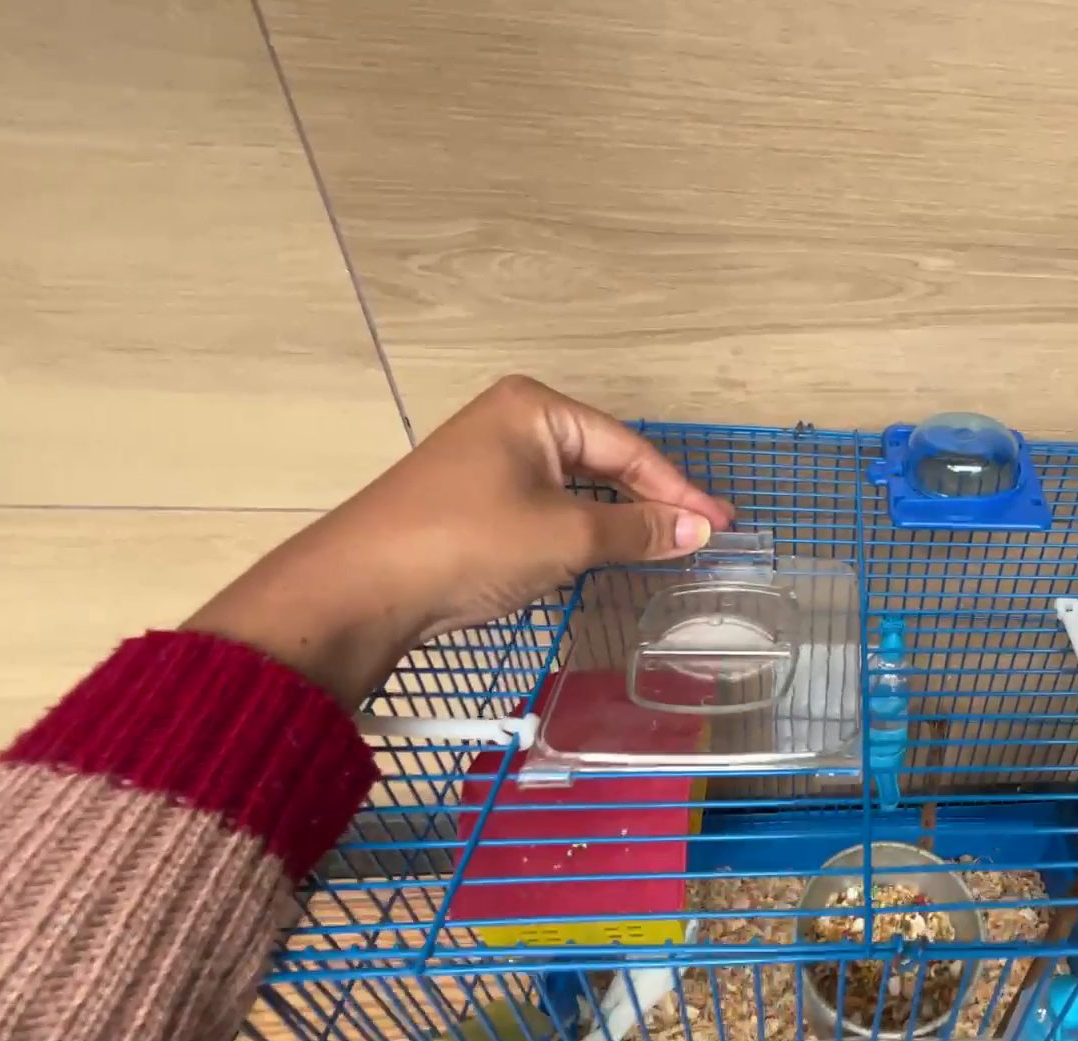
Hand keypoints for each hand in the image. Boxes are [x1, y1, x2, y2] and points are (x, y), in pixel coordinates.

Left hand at [185, 376, 731, 703]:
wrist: (355, 593)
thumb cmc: (470, 544)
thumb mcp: (569, 536)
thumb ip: (641, 529)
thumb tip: (702, 531)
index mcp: (537, 410)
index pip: (630, 450)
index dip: (680, 491)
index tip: (722, 525)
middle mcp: (516, 422)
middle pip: (608, 463)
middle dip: (655, 502)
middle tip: (701, 537)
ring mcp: (493, 459)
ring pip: (581, 487)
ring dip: (623, 517)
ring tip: (668, 543)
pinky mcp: (478, 497)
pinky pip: (553, 505)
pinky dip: (587, 527)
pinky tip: (610, 547)